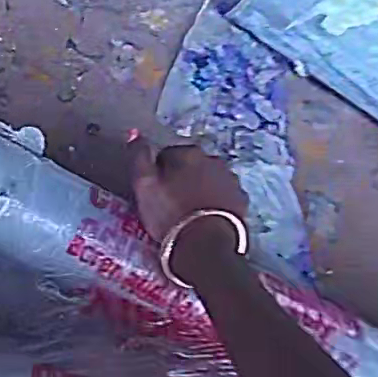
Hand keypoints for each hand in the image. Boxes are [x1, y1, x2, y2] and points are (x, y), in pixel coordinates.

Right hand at [130, 136, 248, 241]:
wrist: (205, 244)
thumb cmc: (169, 213)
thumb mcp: (144, 185)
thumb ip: (139, 157)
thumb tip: (136, 132)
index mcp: (187, 153)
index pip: (166, 154)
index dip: (157, 173)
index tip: (153, 191)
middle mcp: (213, 159)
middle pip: (191, 165)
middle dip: (181, 178)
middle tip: (170, 202)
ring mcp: (231, 179)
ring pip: (209, 179)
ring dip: (200, 188)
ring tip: (188, 211)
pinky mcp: (241, 199)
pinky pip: (223, 195)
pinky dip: (215, 201)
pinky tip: (205, 217)